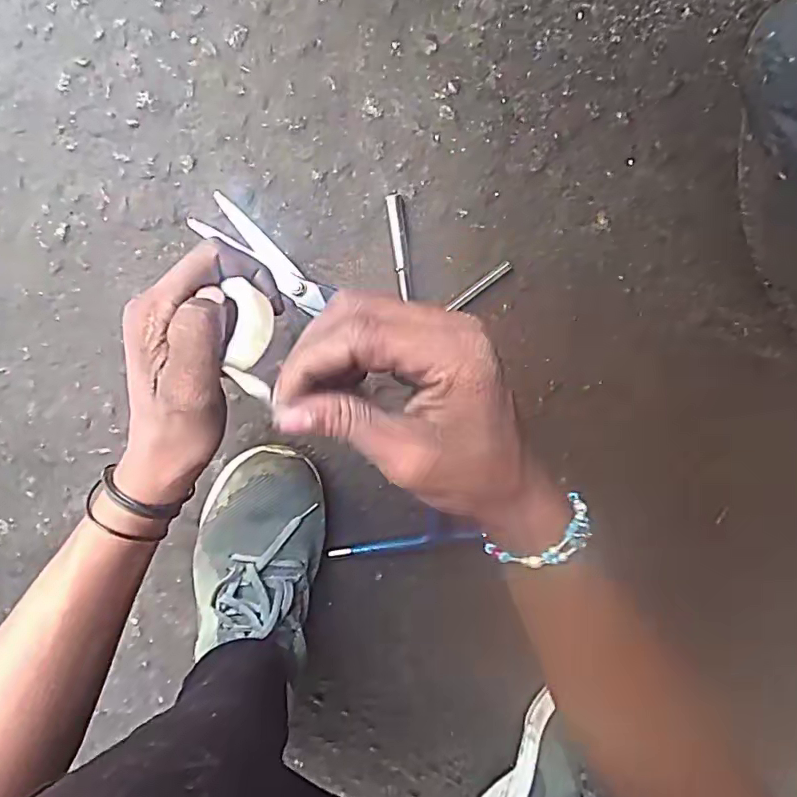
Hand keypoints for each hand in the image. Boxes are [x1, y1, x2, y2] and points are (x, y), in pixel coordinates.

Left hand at [116, 243, 277, 504]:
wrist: (162, 459)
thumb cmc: (176, 432)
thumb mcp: (189, 386)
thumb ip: (199, 331)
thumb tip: (216, 295)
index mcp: (153, 311)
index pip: (209, 258)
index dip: (248, 272)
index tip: (269, 304)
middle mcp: (155, 306)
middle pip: (215, 270)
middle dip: (247, 294)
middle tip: (259, 332)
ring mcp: (165, 318)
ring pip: (219, 289)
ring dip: (243, 313)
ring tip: (245, 349)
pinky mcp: (177, 331)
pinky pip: (216, 311)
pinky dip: (236, 326)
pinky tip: (236, 353)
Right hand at [271, 291, 549, 526]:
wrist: (511, 486)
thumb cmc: (469, 477)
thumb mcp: (403, 455)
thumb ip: (345, 422)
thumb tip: (287, 414)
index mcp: (450, 349)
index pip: (362, 331)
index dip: (312, 359)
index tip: (285, 396)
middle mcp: (448, 324)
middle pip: (358, 310)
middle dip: (314, 350)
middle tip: (290, 394)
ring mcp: (443, 327)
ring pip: (362, 313)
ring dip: (326, 348)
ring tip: (305, 390)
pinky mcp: (434, 338)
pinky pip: (377, 328)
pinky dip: (346, 351)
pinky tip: (330, 382)